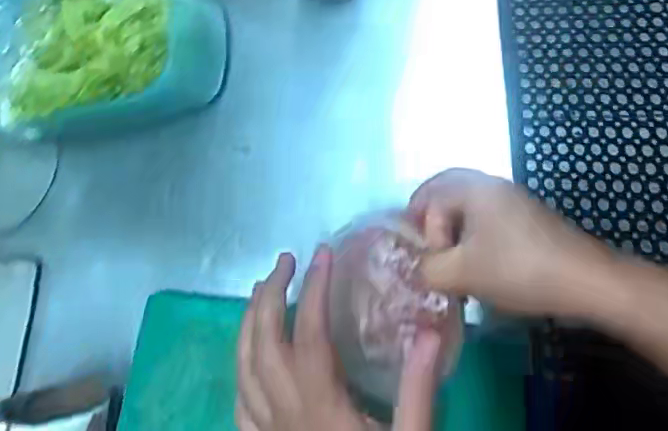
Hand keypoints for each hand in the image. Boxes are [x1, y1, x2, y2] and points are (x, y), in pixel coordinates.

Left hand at [236, 249, 442, 430]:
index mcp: (322, 411)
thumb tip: (429, 331)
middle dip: (271, 293)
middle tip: (287, 259)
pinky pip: (238, 403)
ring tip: (262, 288)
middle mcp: (286, 419)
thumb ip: (419, 391)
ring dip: (249, 321)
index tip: (324, 253)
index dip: (315, 289)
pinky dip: (239, 366)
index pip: (310, 334)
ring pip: (242, 368)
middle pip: (264, 343)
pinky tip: (248, 353)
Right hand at [409, 169, 614, 318]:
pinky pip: (487, 218)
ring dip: (453, 233)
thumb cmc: (517, 268)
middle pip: (446, 193)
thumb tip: (415, 268)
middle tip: (426, 256)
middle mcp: (489, 182)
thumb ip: (429, 269)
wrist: (585, 280)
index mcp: (471, 186)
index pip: (428, 198)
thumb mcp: (464, 273)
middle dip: (431, 224)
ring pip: (468, 207)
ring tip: (451, 266)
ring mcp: (511, 198)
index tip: (427, 265)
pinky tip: (480, 267)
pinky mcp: (526, 218)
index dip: (421, 232)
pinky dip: (474, 237)